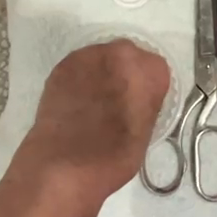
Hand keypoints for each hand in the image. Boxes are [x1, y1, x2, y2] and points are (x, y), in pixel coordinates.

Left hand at [0, 40, 170, 216]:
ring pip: (102, 60)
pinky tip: (77, 104)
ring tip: (95, 105)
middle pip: (128, 58)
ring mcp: (85, 57)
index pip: (156, 70)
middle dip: (125, 76)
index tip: (141, 106)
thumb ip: (146, 103)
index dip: (149, 90)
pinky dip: (81, 81)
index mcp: (147, 70)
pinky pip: (79, 69)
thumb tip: (136, 99)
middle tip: (118, 104)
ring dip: (102, 76)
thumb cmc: (114, 155)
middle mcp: (117, 53)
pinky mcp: (60, 67)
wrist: (64, 164)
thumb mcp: (147, 131)